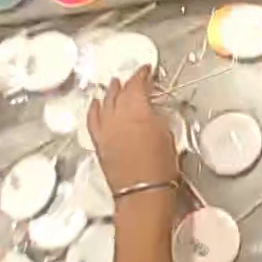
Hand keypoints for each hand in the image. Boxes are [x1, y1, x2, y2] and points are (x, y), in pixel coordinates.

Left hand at [86, 67, 177, 193]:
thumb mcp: (168, 136)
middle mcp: (117, 117)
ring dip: (109, 92)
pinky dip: (94, 109)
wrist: (143, 192)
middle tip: (133, 77)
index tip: (147, 70)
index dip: (142, 75)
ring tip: (112, 85)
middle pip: (119, 92)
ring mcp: (105, 130)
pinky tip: (95, 104)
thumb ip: (156, 118)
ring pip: (104, 103)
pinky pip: (93, 120)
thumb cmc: (161, 166)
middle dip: (127, 82)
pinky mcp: (99, 142)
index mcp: (138, 112)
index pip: (137, 86)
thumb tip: (151, 112)